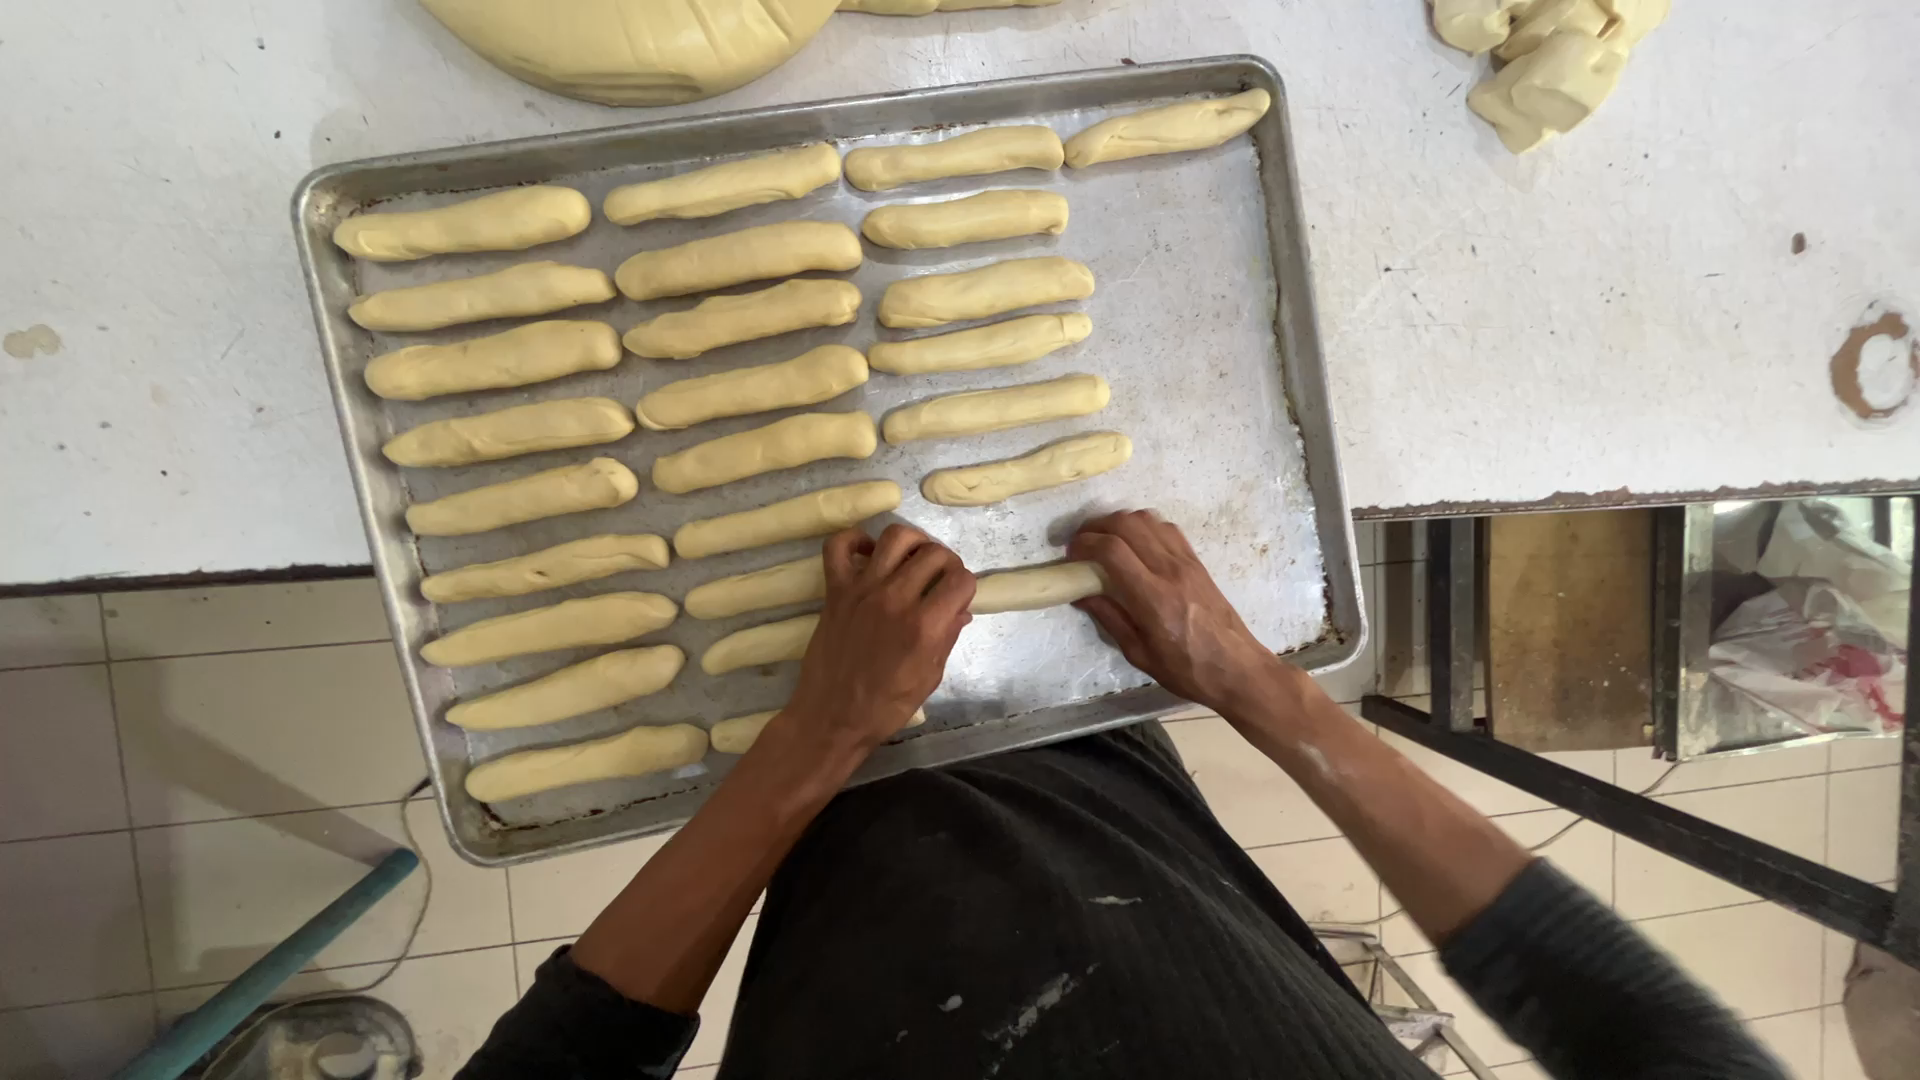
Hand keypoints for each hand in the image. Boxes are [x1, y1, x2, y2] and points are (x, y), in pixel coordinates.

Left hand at [781, 524, 975, 753]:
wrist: (831, 718)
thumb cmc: (885, 707)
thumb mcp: (929, 678)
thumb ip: (947, 638)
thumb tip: (961, 611)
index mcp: (924, 626)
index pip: (962, 579)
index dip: (966, 586)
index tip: (958, 598)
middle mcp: (895, 599)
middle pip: (934, 553)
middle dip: (947, 563)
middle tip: (940, 580)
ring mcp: (862, 590)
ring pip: (895, 537)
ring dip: (913, 543)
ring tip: (913, 560)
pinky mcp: (836, 590)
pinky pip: (839, 545)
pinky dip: (855, 540)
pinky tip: (869, 555)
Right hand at [1069, 509, 1286, 714]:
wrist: (1237, 669)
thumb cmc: (1186, 670)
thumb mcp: (1139, 654)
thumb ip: (1109, 618)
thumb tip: (1081, 593)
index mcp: (1153, 598)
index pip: (1112, 550)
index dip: (1084, 544)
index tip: (1070, 554)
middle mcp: (1170, 571)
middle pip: (1126, 524)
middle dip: (1096, 526)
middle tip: (1081, 543)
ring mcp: (1186, 562)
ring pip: (1146, 519)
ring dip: (1118, 522)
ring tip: (1104, 540)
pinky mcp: (1196, 561)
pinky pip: (1166, 529)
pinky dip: (1143, 526)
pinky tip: (1134, 543)